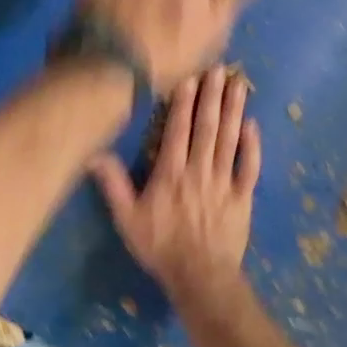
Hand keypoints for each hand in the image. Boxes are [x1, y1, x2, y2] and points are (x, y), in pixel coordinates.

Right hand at [91, 66, 258, 298]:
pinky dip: (252, 146)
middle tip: (220, 69)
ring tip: (239, 86)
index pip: (177, 130)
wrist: (200, 277)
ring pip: (229, 141)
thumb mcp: (127, 219)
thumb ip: (113, 185)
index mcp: (170, 173)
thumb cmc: (160, 247)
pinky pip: (250, 168)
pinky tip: (253, 126)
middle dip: (212, 96)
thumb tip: (93, 154)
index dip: (184, 102)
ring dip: (234, 111)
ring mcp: (224, 183)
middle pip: (207, 128)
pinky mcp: (243, 199)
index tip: (190, 77)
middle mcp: (199, 171)